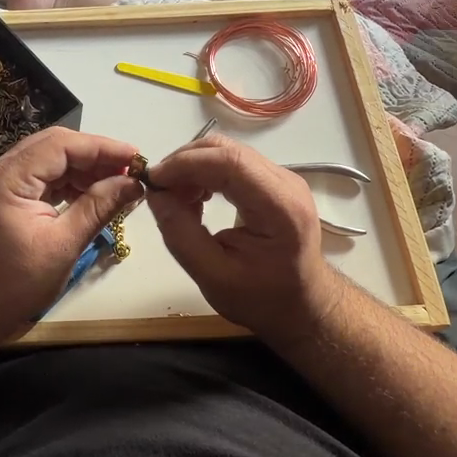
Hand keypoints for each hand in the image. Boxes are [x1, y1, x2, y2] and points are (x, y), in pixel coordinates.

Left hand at [0, 128, 142, 344]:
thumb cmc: (13, 284)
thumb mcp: (62, 245)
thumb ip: (98, 207)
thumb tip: (133, 183)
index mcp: (9, 177)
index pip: (62, 145)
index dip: (102, 148)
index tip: (136, 158)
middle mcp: (1, 172)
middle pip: (54, 147)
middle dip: (95, 155)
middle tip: (130, 171)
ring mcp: (0, 185)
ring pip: (49, 162)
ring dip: (83, 170)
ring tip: (117, 185)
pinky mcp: (4, 200)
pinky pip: (41, 180)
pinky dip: (68, 184)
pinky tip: (93, 196)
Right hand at [146, 134, 345, 345]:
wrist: (302, 306)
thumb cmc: (262, 299)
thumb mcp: (212, 276)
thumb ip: (180, 234)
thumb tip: (155, 194)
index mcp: (279, 208)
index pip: (230, 163)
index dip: (186, 164)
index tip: (153, 180)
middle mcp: (286, 183)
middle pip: (227, 150)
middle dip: (185, 162)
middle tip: (159, 189)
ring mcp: (283, 178)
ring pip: (227, 152)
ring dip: (193, 166)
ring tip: (175, 197)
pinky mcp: (274, 181)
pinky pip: (233, 163)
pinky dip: (206, 172)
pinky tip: (195, 197)